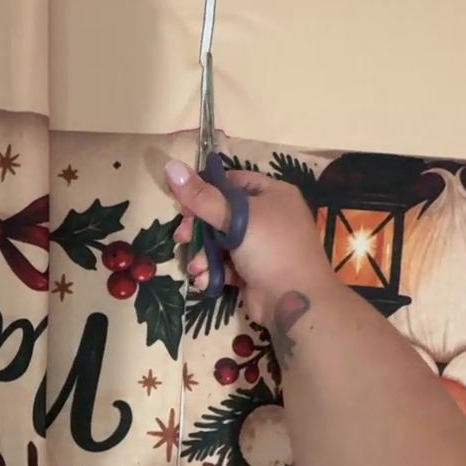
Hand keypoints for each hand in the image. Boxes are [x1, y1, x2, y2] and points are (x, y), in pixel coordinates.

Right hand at [167, 158, 332, 323]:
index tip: (183, 206)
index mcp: (272, 194)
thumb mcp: (235, 219)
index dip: (204, 192)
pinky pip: (225, 263)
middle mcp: (268, 216)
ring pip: (219, 242)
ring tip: (196, 268)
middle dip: (198, 230)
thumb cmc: (270, 249)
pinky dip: (213, 271)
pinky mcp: (253, 269)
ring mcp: (261, 245)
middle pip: (221, 214)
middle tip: (181, 238)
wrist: (295, 300)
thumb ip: (201, 196)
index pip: (231, 182)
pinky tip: (206, 280)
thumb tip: (170, 166)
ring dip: (202, 255)